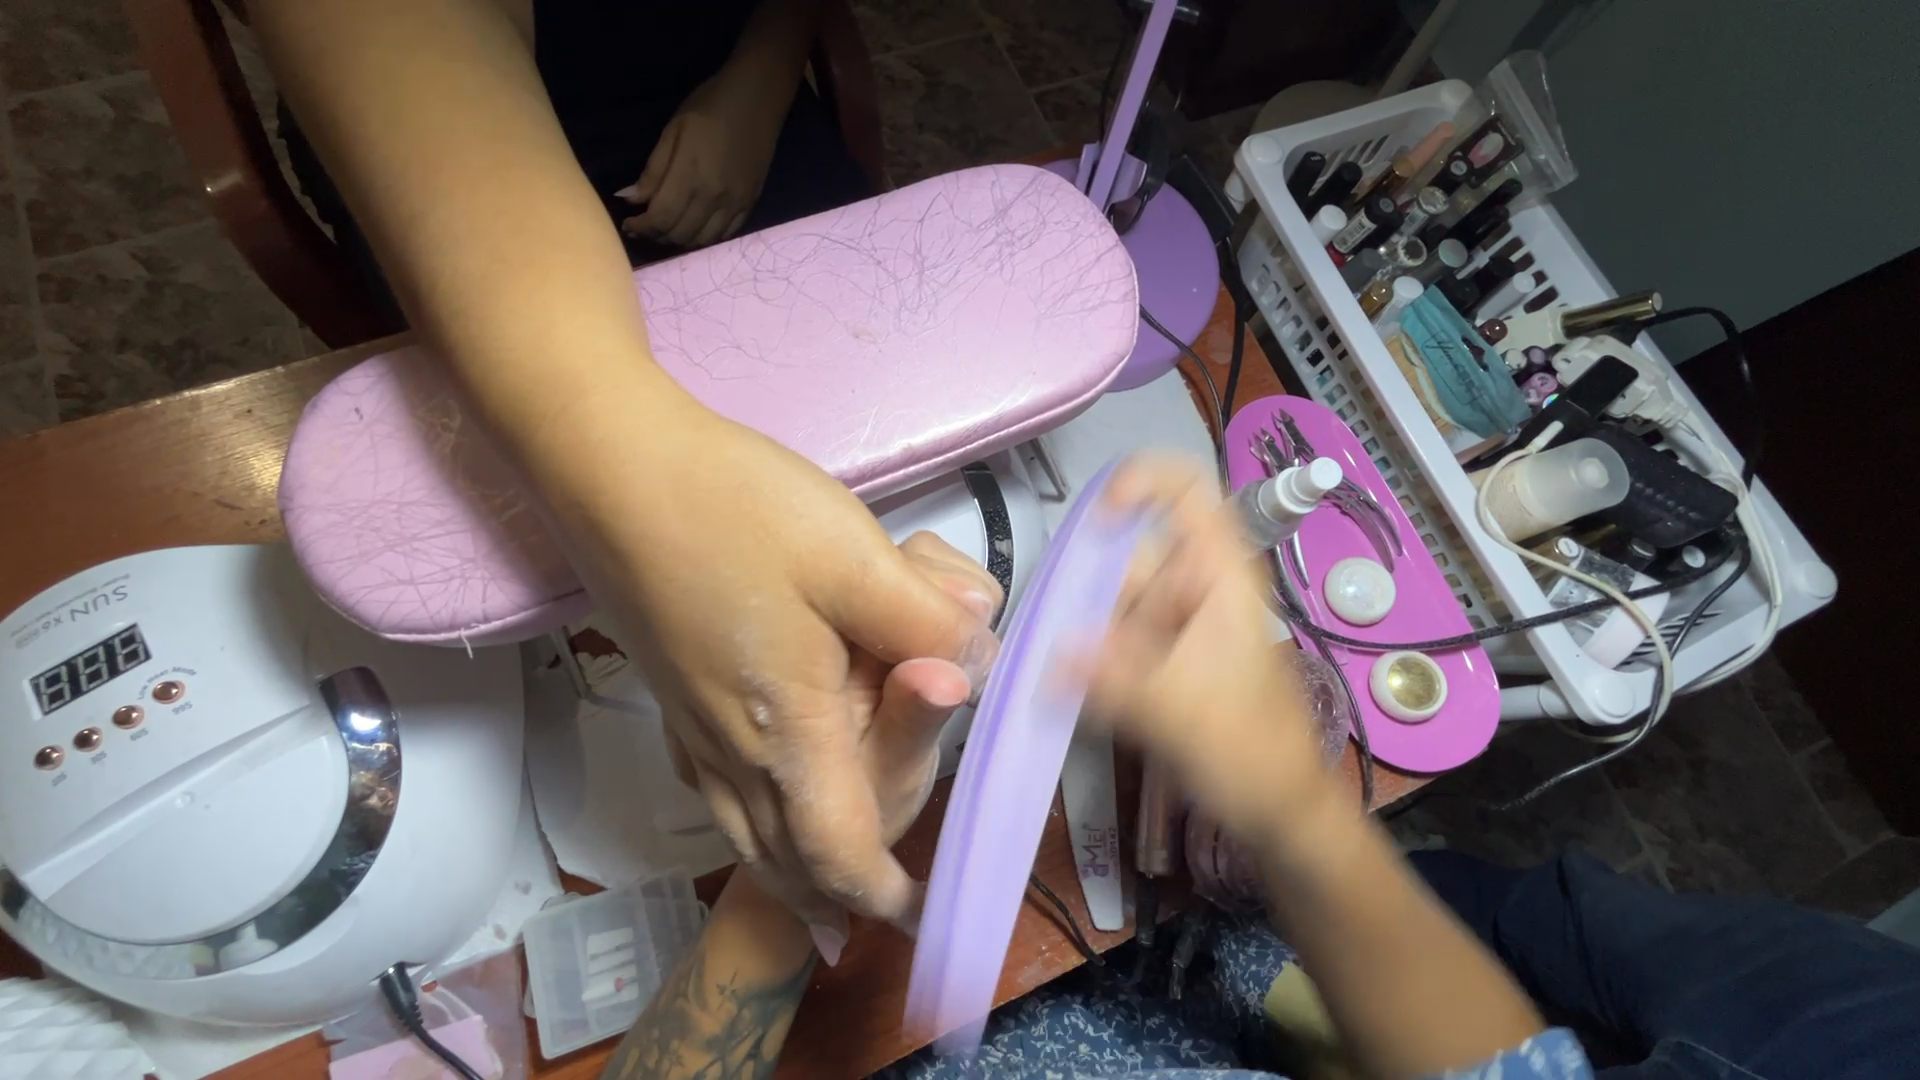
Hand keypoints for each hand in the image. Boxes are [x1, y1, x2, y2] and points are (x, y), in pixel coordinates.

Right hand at [575, 413, 998, 936]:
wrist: (613, 469)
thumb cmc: (738, 513)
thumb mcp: (856, 562)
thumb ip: (928, 625)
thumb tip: (975, 668)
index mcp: (784, 725)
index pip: (835, 847)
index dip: (876, 891)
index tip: (913, 912)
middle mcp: (728, 742)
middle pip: (779, 854)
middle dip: (828, 892)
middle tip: (863, 910)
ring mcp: (688, 717)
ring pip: (740, 822)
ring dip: (786, 860)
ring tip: (816, 876)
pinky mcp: (672, 683)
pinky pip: (714, 781)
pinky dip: (747, 811)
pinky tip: (754, 787)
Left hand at [616, 66, 782, 248]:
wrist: (757, 101)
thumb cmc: (709, 107)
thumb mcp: (673, 130)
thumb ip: (653, 170)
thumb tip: (631, 199)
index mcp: (690, 175)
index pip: (661, 217)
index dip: (641, 228)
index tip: (629, 225)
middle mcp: (714, 197)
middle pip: (680, 234)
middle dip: (657, 236)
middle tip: (645, 228)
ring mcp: (734, 205)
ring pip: (702, 241)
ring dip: (681, 241)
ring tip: (668, 229)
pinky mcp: (748, 206)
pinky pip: (724, 236)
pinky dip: (705, 238)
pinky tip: (694, 228)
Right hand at [1082, 455, 1336, 843]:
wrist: (1280, 809)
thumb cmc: (1254, 753)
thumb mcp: (1182, 713)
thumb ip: (1113, 681)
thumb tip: (1046, 656)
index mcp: (1221, 577)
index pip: (1188, 493)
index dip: (1142, 483)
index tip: (1098, 516)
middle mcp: (1198, 586)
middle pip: (1133, 555)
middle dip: (1102, 596)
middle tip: (1096, 652)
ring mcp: (1179, 620)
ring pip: (1117, 598)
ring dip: (1095, 633)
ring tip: (1099, 683)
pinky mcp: (1164, 653)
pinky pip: (1115, 633)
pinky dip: (1096, 655)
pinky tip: (1089, 689)